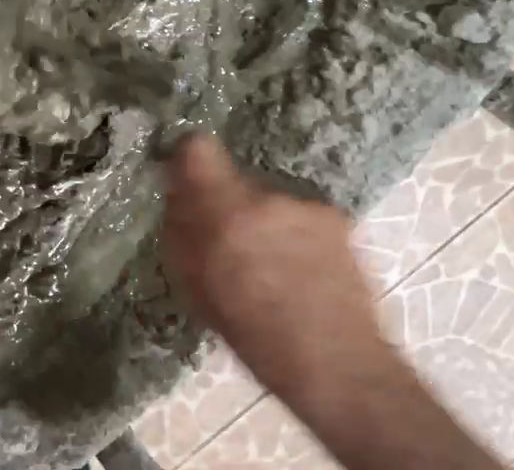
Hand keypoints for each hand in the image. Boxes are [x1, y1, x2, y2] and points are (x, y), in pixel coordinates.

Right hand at [159, 133, 382, 401]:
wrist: (339, 366)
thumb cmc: (254, 336)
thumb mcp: (196, 289)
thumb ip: (180, 232)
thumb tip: (174, 193)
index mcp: (225, 212)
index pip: (196, 147)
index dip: (187, 158)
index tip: (184, 181)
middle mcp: (266, 196)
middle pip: (233, 181)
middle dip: (228, 206)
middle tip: (233, 247)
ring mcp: (305, 205)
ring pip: (267, 200)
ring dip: (264, 223)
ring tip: (275, 269)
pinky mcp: (335, 217)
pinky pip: (298, 215)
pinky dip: (295, 236)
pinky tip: (304, 273)